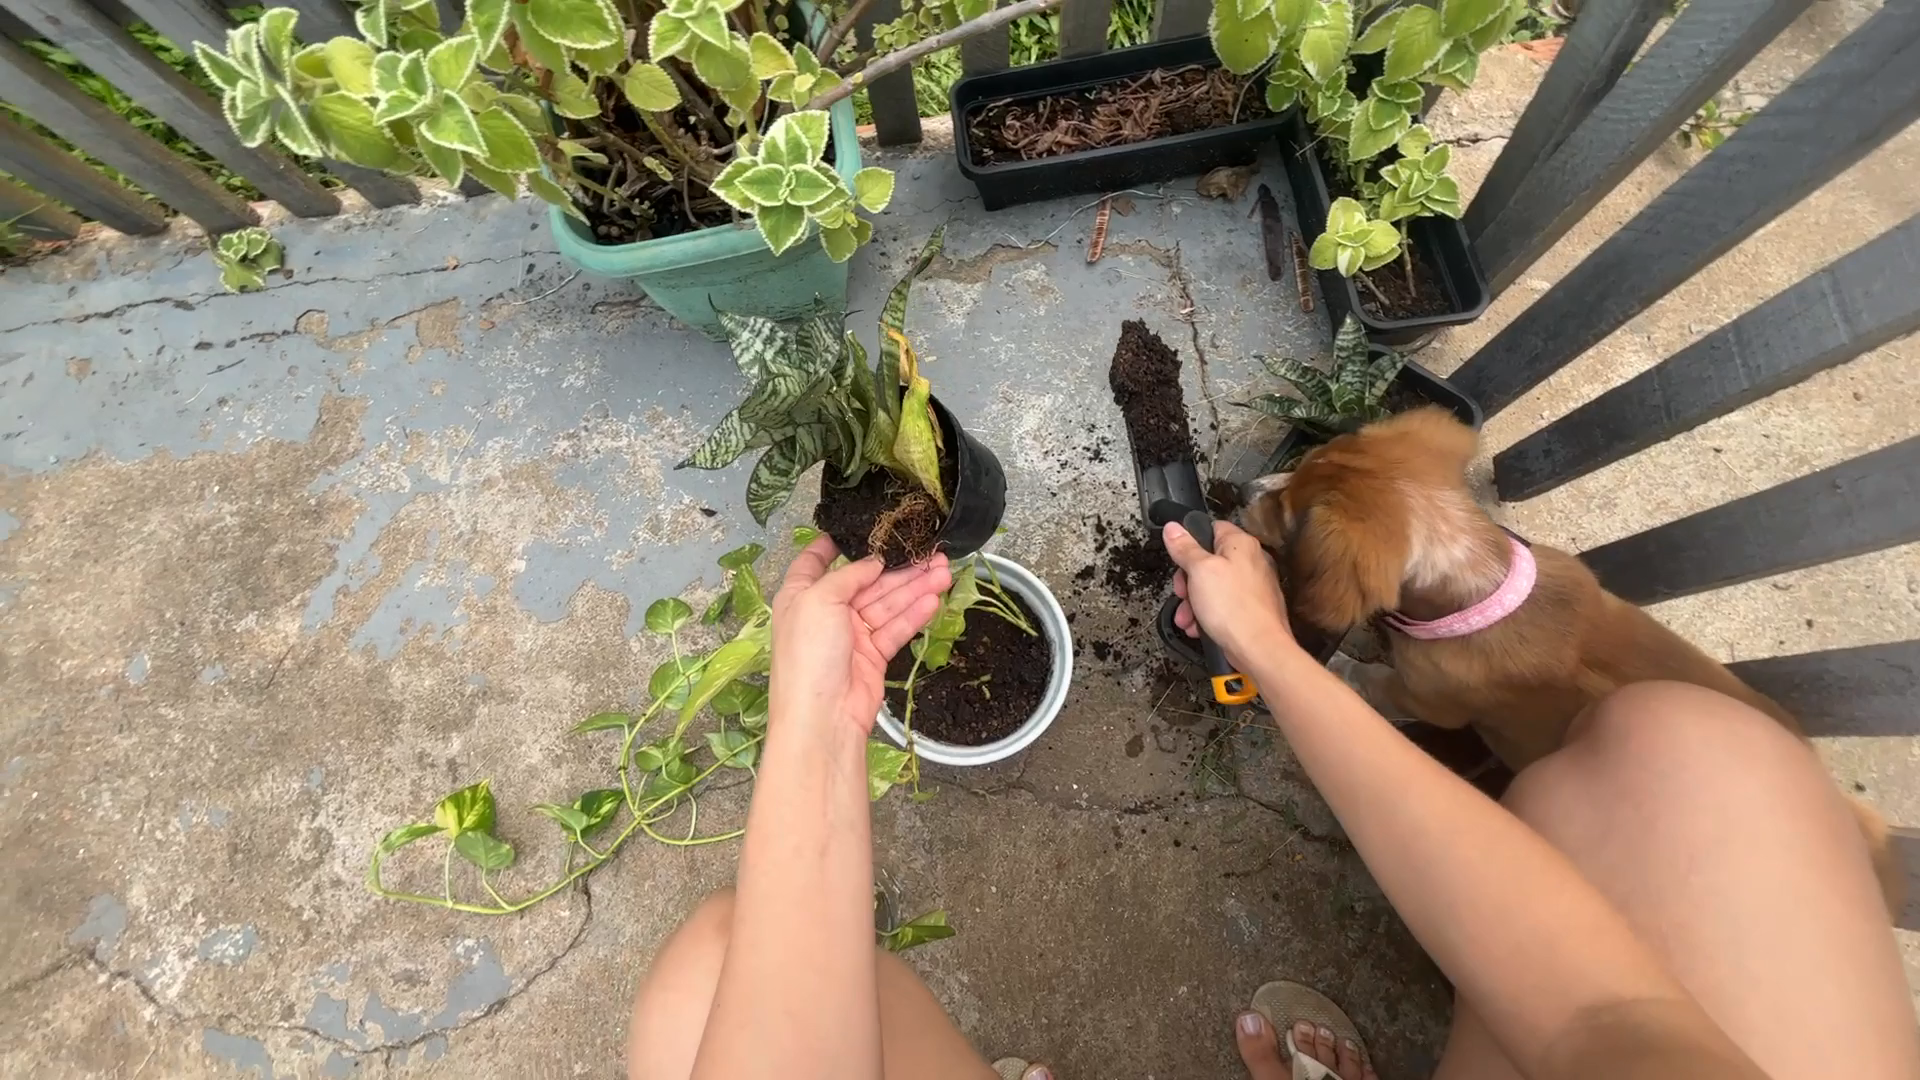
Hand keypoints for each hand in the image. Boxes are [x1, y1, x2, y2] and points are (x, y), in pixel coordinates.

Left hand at [770, 537, 951, 738]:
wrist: (823, 717)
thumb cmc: (808, 654)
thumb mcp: (819, 601)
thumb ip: (849, 576)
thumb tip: (873, 562)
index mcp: (802, 595)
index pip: (816, 561)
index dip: (835, 544)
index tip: (860, 527)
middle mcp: (826, 612)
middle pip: (867, 582)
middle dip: (899, 568)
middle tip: (932, 554)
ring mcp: (851, 635)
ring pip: (888, 604)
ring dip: (916, 587)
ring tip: (945, 572)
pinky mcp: (873, 656)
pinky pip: (896, 628)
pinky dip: (915, 614)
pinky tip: (934, 599)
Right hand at [1163, 519, 1295, 668]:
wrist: (1258, 649)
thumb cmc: (1234, 609)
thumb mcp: (1198, 571)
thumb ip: (1184, 548)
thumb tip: (1173, 528)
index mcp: (1240, 544)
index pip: (1211, 528)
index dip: (1191, 543)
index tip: (1179, 558)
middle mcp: (1251, 562)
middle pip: (1208, 561)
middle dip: (1188, 581)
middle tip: (1182, 592)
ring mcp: (1252, 586)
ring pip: (1212, 586)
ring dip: (1194, 602)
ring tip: (1187, 617)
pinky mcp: (1251, 608)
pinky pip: (1223, 605)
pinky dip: (1208, 615)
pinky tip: (1198, 627)